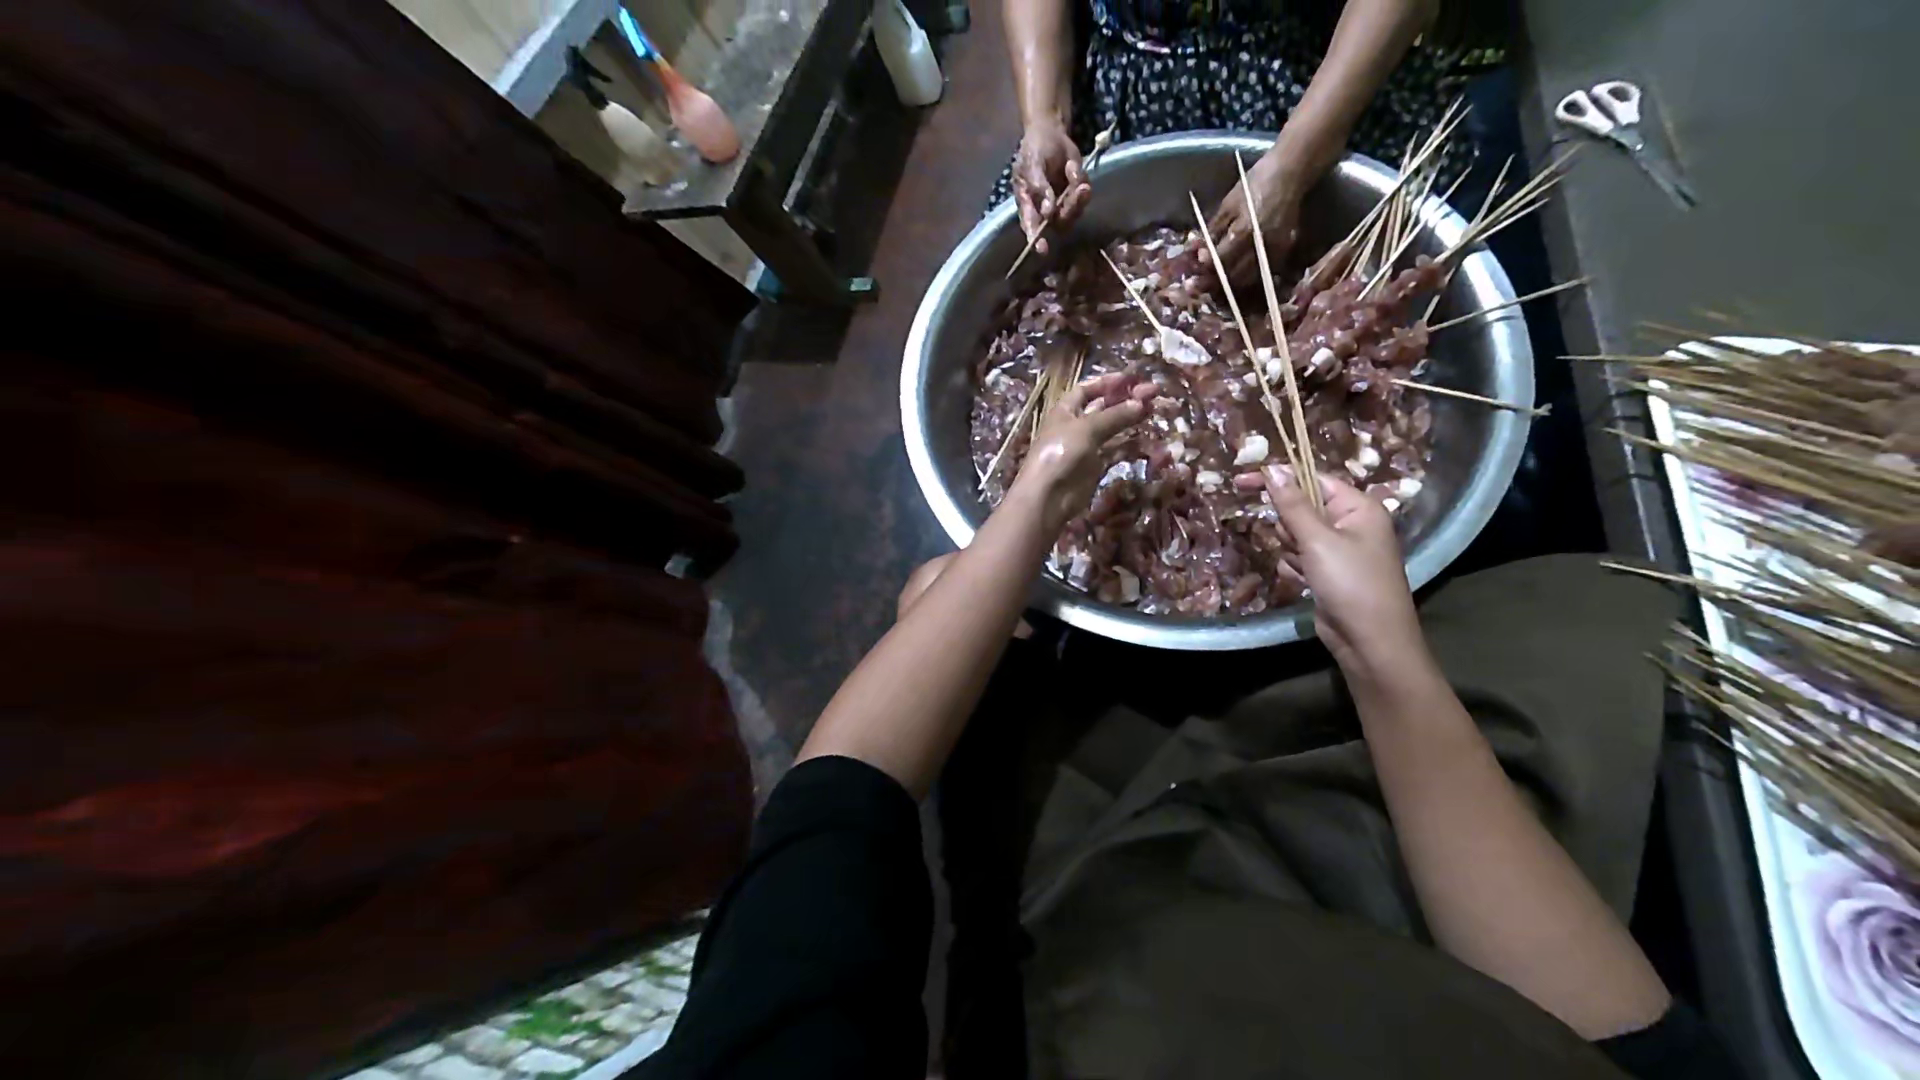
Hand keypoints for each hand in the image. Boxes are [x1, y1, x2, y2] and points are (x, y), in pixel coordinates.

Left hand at [1008, 373, 1147, 533]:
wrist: (1048, 496)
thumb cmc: (1061, 452)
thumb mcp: (1087, 428)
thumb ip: (1114, 415)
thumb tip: (1141, 403)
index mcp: (1065, 410)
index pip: (1086, 389)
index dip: (1107, 382)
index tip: (1132, 378)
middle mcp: (1075, 425)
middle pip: (1103, 407)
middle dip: (1126, 399)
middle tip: (1154, 392)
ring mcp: (1085, 446)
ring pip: (1112, 428)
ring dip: (1131, 420)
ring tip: (1155, 410)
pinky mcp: (1095, 466)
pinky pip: (1115, 450)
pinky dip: (1129, 444)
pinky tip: (1148, 438)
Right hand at [1013, 120, 1090, 256]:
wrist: (1050, 133)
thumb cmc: (1035, 148)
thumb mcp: (1033, 163)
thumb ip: (1038, 187)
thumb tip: (1046, 211)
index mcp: (1027, 204)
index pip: (1031, 226)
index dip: (1036, 239)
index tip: (1042, 249)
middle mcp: (1043, 210)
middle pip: (1058, 222)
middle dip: (1070, 208)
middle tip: (1080, 188)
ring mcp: (1060, 205)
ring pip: (1072, 214)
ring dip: (1079, 197)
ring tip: (1077, 174)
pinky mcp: (1074, 197)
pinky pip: (1082, 199)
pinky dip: (1081, 183)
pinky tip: (1073, 168)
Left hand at [1206, 148, 1303, 287]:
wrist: (1290, 173)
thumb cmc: (1255, 184)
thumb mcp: (1228, 204)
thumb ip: (1212, 231)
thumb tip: (1195, 250)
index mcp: (1245, 231)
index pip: (1221, 260)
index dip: (1206, 266)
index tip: (1196, 266)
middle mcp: (1262, 245)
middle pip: (1234, 275)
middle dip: (1214, 280)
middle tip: (1199, 282)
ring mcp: (1276, 249)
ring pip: (1248, 278)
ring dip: (1229, 282)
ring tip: (1215, 278)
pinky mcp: (1285, 251)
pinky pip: (1262, 272)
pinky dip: (1246, 276)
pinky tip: (1235, 272)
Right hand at [1255, 464, 1423, 674]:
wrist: (1369, 640)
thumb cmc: (1350, 583)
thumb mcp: (1318, 540)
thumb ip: (1292, 504)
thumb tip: (1273, 468)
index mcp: (1358, 507)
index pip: (1312, 478)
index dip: (1278, 478)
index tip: (1240, 481)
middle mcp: (1351, 523)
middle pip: (1301, 507)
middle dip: (1289, 526)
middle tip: (1295, 544)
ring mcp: (1340, 549)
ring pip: (1295, 534)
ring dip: (1291, 550)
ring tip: (1307, 569)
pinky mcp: (1328, 571)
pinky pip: (1299, 557)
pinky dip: (1295, 568)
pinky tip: (1305, 583)